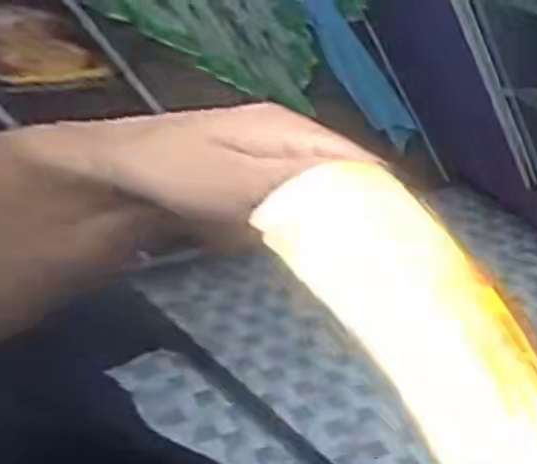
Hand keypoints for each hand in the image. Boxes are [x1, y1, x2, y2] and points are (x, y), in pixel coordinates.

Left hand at [27, 103, 379, 236]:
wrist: (114, 185)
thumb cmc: (178, 175)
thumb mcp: (248, 176)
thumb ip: (310, 180)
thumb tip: (374, 194)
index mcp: (292, 129)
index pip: (368, 162)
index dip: (399, 197)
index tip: (421, 237)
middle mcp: (296, 144)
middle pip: (361, 181)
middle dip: (386, 215)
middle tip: (408, 255)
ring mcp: (287, 168)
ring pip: (346, 198)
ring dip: (364, 227)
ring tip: (389, 260)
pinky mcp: (279, 193)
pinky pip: (324, 211)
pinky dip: (340, 231)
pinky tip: (351, 254)